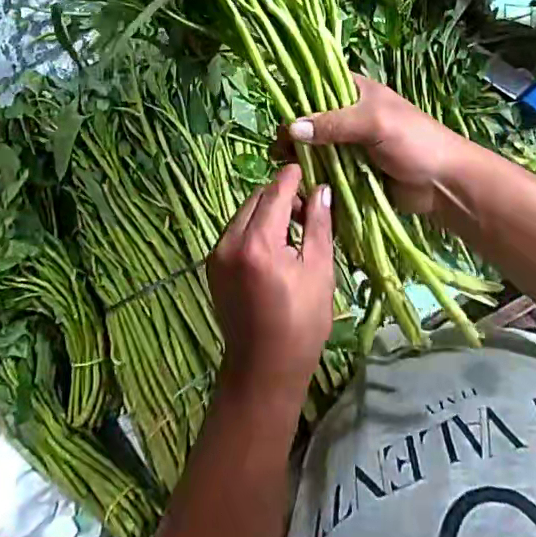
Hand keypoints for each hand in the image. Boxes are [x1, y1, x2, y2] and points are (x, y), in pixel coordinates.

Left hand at [208, 164, 332, 400]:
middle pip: (256, 198)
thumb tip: (322, 190)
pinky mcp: (213, 266)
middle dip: (281, 195)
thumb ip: (318, 225)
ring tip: (293, 229)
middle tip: (307, 209)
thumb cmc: (301, 323)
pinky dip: (253, 227)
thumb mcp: (319, 271)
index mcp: (258, 243)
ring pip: (243, 213)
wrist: (264, 368)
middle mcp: (230, 241)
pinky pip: (234, 231)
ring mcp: (217, 254)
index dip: (293, 177)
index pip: (276, 192)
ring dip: (266, 211)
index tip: (308, 168)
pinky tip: (274, 244)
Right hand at [286, 75, 478, 213]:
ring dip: (298, 157)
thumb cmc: (415, 141)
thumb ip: (334, 124)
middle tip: (278, 152)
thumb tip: (291, 128)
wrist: (444, 184)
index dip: (294, 97)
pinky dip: (310, 176)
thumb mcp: (374, 123)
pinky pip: (323, 170)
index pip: (315, 85)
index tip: (276, 115)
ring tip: (284, 170)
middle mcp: (347, 114)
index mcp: (355, 91)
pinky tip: (296, 184)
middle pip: (309, 119)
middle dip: (292, 134)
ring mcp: (348, 144)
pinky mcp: (349, 171)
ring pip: (313, 147)